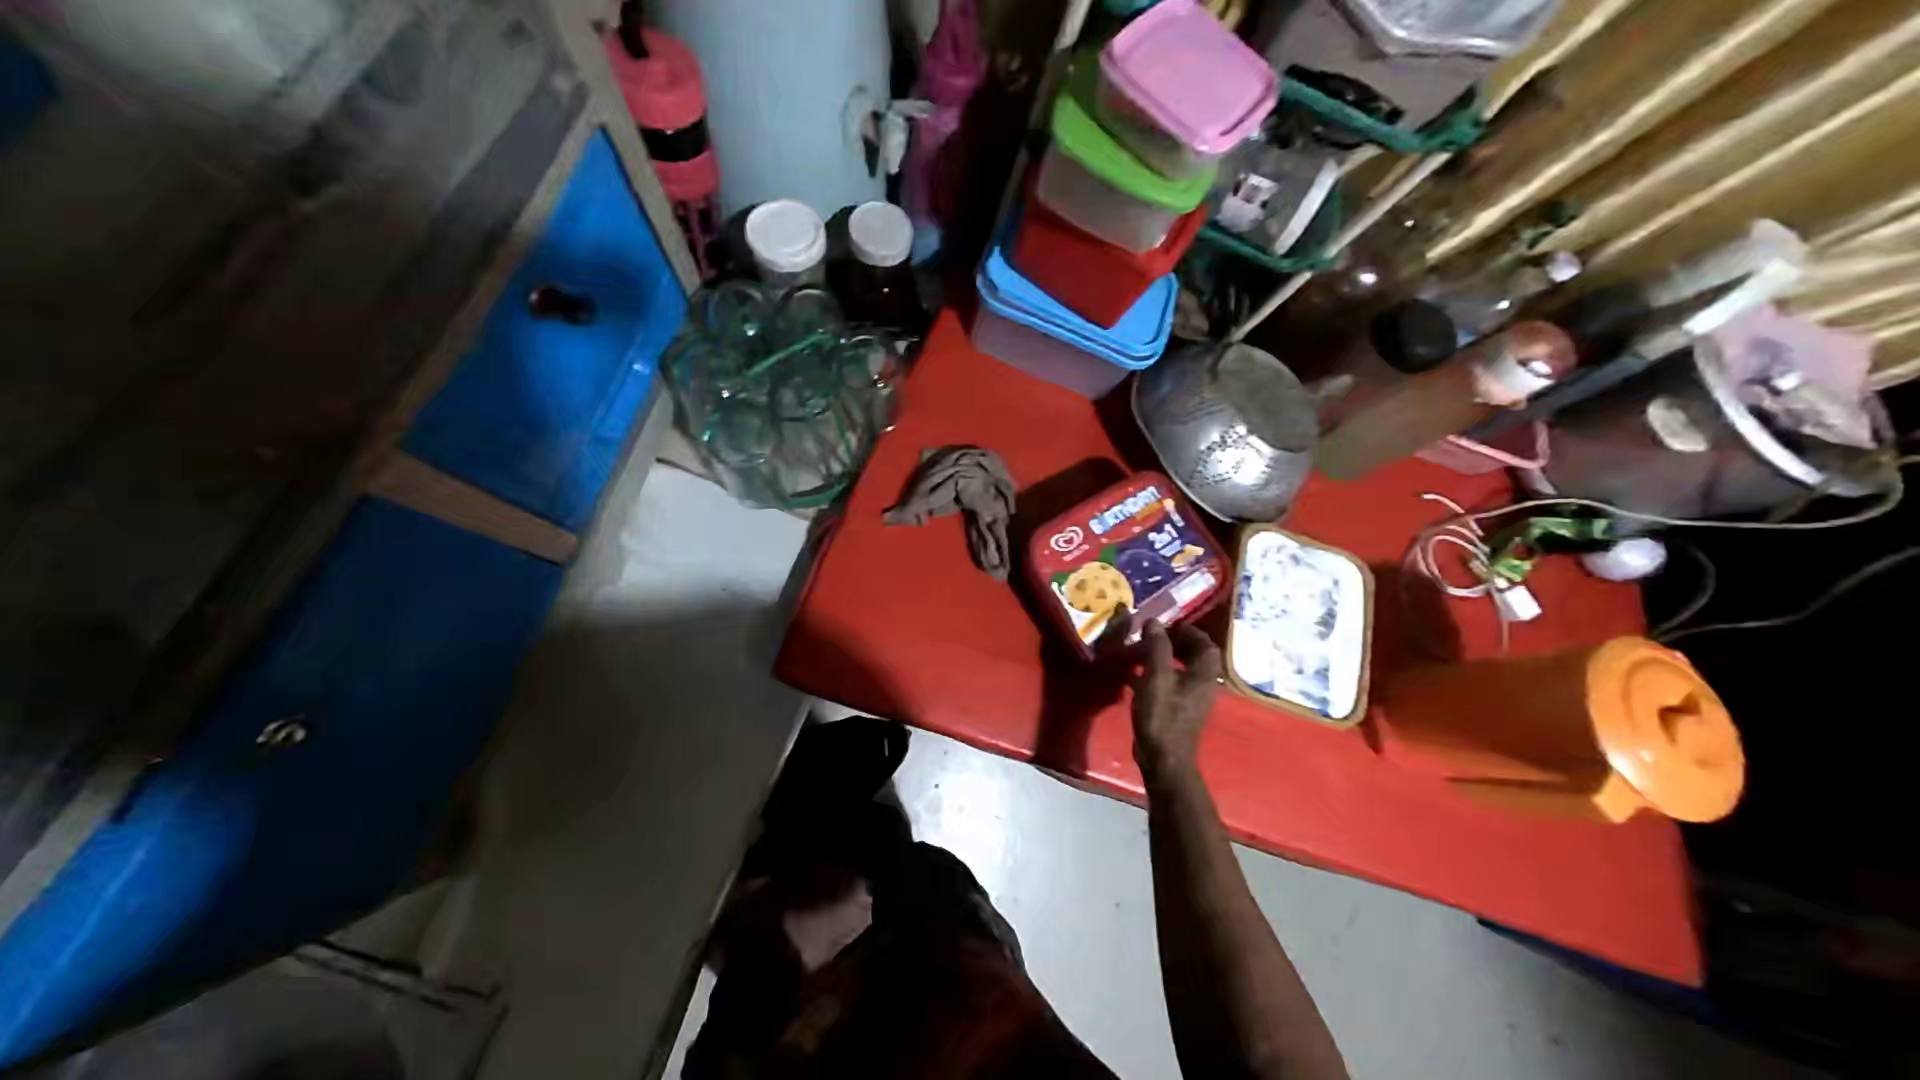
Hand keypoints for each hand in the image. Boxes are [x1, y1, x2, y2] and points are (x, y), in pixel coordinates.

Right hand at [1131, 620, 1222, 779]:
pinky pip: (1172, 684)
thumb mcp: (1157, 676)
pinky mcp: (1179, 710)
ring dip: (1165, 658)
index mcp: (1204, 674)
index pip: (1206, 644)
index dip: (1189, 631)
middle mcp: (1204, 684)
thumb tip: (1155, 622)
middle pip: (1196, 656)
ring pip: (1182, 670)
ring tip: (1141, 652)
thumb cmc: (1162, 714)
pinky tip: (1136, 675)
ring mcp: (1192, 699)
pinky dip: (1158, 674)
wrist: (1163, 758)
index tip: (1167, 625)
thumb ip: (1157, 647)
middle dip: (1176, 643)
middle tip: (1151, 637)